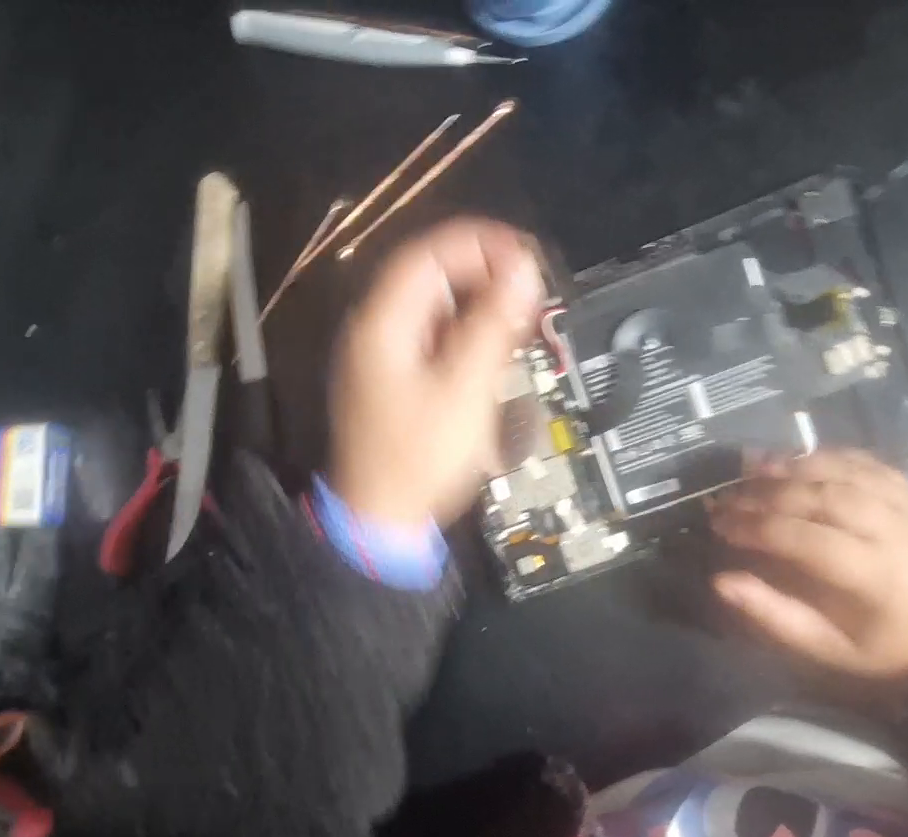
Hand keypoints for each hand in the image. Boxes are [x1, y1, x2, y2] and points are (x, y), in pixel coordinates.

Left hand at [328, 218, 544, 526]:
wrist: (385, 519)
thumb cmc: (417, 461)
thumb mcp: (465, 388)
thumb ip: (494, 325)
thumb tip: (522, 273)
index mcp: (384, 326)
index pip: (429, 256)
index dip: (479, 245)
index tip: (523, 257)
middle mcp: (378, 335)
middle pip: (433, 281)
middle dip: (485, 277)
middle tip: (528, 292)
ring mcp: (386, 361)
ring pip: (437, 313)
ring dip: (480, 309)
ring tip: (519, 323)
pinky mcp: (398, 385)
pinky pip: (436, 343)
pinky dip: (468, 338)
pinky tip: (493, 356)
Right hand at [708, 450, 907, 677]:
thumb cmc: (887, 648)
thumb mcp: (830, 650)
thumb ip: (775, 616)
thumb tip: (721, 582)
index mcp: (878, 579)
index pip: (808, 541)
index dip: (759, 529)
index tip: (720, 526)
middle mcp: (898, 533)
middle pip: (826, 498)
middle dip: (769, 493)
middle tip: (728, 497)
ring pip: (847, 473)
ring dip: (795, 466)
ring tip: (751, 468)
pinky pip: (869, 464)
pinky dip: (829, 457)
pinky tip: (797, 460)